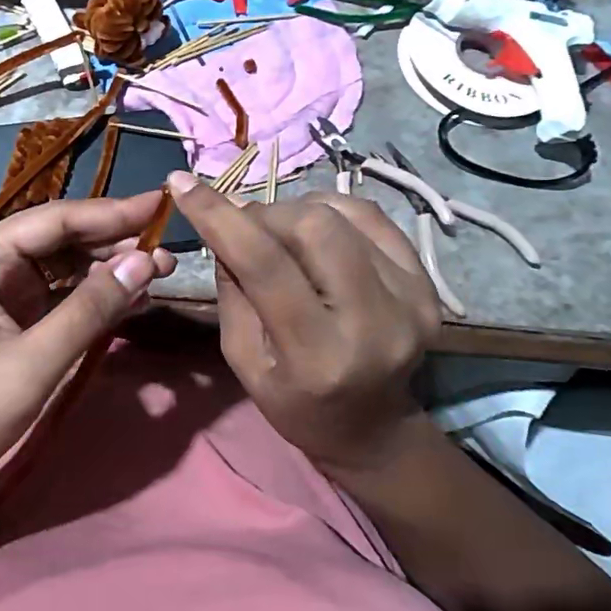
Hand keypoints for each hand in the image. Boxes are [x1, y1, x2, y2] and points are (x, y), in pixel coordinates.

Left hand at [0, 193, 176, 567]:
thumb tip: (147, 259)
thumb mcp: (34, 361)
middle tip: (168, 248)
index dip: (111, 212)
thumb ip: (91, 308)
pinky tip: (129, 298)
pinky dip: (92, 298)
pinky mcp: (8, 322)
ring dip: (107, 270)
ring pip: (62, 268)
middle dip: (113, 243)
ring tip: (159, 270)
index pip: (54, 219)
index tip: (161, 204)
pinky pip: (58, 298)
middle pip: (60, 239)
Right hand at [169, 172, 441, 472]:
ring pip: (342, 213)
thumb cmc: (296, 402)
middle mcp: (373, 322)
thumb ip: (233, 289)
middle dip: (264, 214)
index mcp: (317, 356)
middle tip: (245, 228)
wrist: (373, 426)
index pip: (265, 265)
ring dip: (296, 211)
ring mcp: (410, 297)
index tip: (182, 184)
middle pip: (312, 227)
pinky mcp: (428, 282)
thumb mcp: (243, 359)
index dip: (219, 217)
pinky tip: (316, 228)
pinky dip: (332, 211)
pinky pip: (372, 215)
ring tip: (280, 233)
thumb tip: (226, 222)